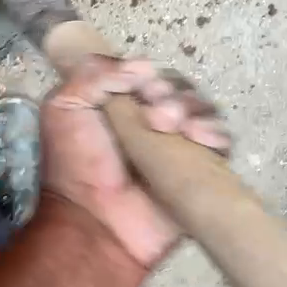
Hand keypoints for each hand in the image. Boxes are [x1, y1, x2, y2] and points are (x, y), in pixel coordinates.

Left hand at [40, 58, 230, 267]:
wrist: (95, 221)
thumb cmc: (75, 163)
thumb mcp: (65, 108)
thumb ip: (93, 75)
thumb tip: (144, 65)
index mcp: (118, 102)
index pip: (146, 73)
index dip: (147, 75)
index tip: (140, 86)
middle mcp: (150, 119)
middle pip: (178, 88)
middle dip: (171, 94)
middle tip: (156, 114)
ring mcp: (177, 144)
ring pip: (202, 110)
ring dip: (192, 110)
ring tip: (171, 127)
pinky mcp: (201, 169)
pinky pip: (221, 142)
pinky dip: (215, 133)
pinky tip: (199, 138)